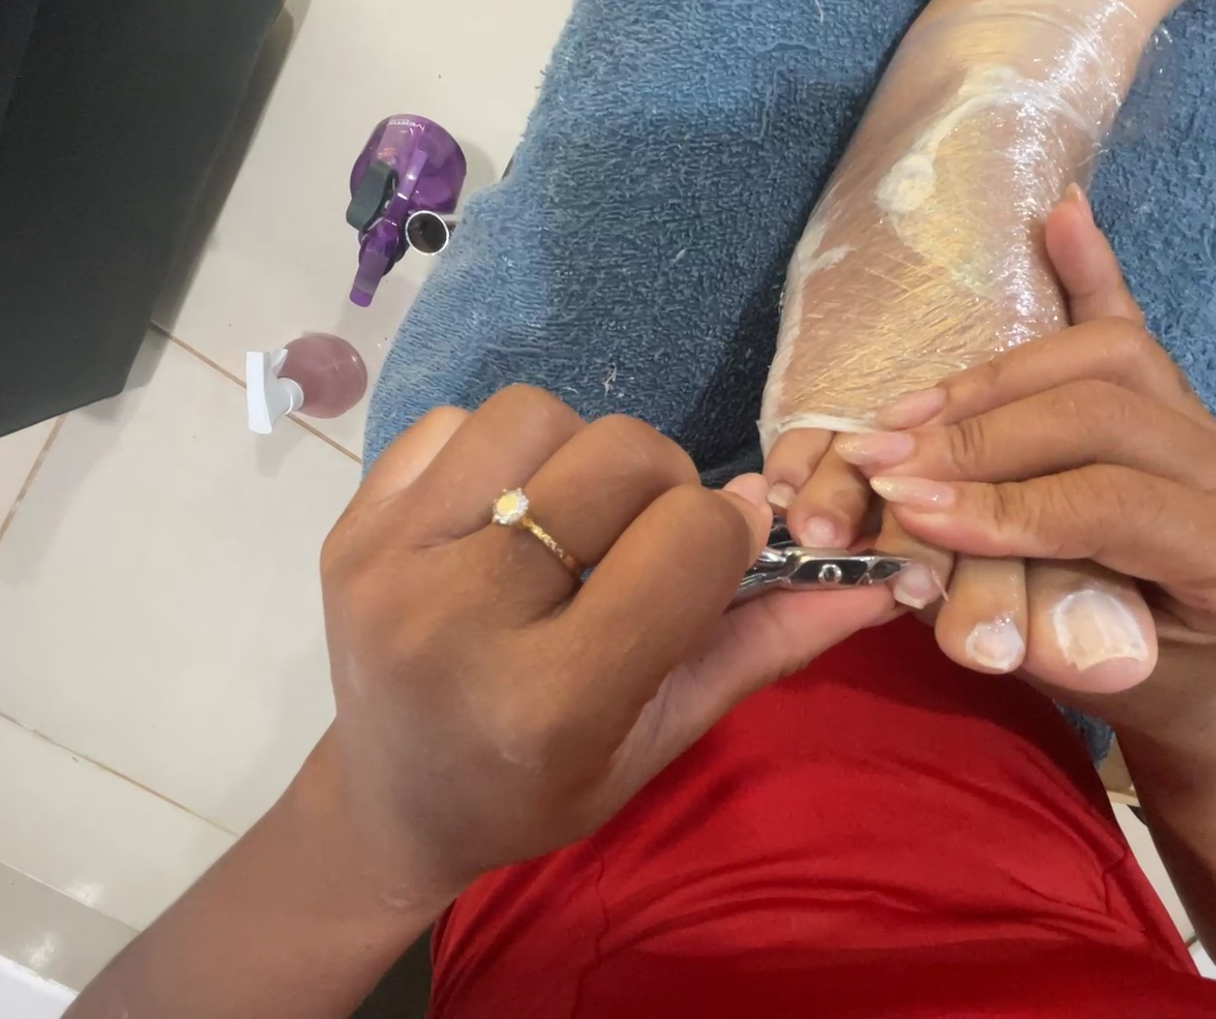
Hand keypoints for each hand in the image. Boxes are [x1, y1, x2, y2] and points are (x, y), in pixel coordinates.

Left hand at [315, 387, 895, 902]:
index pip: (687, 541)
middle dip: (662, 480)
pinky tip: (500, 511)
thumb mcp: (660, 739)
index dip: (727, 527)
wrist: (391, 801)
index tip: (719, 546)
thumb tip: (867, 580)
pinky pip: (453, 421)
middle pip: (615, 456)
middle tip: (647, 530)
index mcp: (551, 695)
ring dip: (580, 451)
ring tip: (571, 515)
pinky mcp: (348, 527)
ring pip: (534, 415)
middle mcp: (458, 618)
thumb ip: (762, 649)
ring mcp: (387, 562)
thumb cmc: (538, 789)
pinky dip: (501, 449)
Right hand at [765, 188, 1160, 694]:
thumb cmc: (1135, 686)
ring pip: (1110, 358)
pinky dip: (1093, 272)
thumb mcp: (1077, 674)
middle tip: (888, 456)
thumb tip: (914, 539)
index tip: (910, 506)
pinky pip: (1136, 330)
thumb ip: (1007, 608)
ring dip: (993, 381)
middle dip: (981, 436)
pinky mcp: (1185, 406)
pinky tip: (1061, 222)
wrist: (1197, 679)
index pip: (1114, 504)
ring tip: (910, 410)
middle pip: (1106, 412)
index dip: (1003, 505)